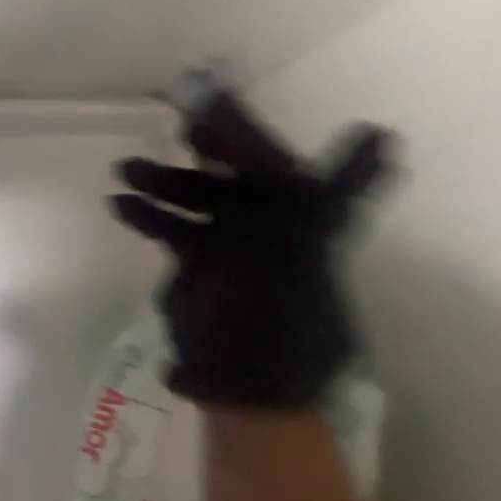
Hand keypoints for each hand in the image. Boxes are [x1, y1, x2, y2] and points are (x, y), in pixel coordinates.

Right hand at [110, 88, 394, 410]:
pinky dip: (148, 214)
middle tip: (185, 109)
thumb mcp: (297, 254)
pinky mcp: (199, 268)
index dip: (325, 150)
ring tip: (125, 168)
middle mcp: (278, 234)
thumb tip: (380, 137)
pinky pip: (173, 227)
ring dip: (166, 179)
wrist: (239, 391)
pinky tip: (119, 204)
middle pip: (249, 176)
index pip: (319, 175)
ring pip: (202, 197)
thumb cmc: (272, 324)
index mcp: (311, 229)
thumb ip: (310, 195)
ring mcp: (236, 251)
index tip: (321, 116)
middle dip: (218, 144)